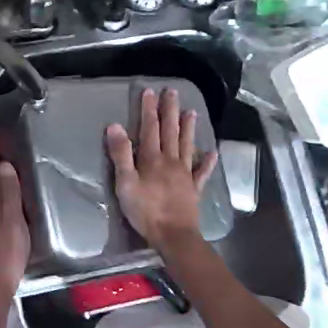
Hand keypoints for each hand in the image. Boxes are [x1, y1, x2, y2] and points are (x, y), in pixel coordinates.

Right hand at [105, 87, 217, 248]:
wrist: (174, 235)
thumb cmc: (145, 211)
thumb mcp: (125, 183)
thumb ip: (121, 155)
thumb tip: (115, 126)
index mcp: (152, 159)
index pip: (150, 128)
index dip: (148, 110)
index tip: (149, 91)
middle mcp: (171, 161)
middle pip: (171, 131)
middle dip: (170, 111)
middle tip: (172, 92)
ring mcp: (185, 174)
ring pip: (187, 146)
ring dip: (189, 128)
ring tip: (192, 112)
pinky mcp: (194, 189)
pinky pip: (202, 173)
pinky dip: (207, 162)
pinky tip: (212, 153)